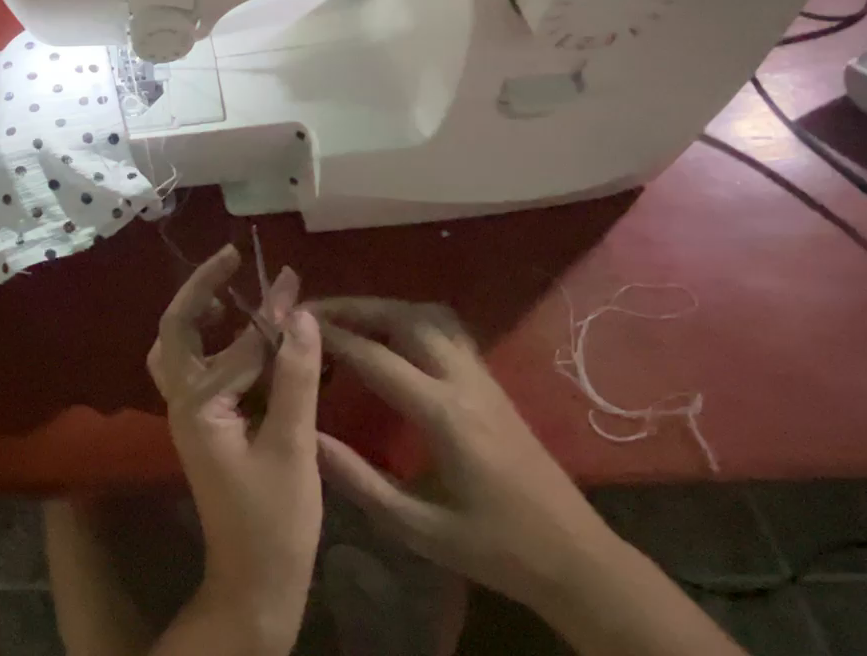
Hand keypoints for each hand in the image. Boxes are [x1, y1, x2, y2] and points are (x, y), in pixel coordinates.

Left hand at [147, 245, 325, 655]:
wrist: (255, 582)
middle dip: (199, 292)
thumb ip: (294, 378)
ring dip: (202, 316)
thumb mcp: (292, 446)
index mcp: (197, 406)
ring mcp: (190, 415)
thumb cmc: (275, 521)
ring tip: (236, 290)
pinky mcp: (205, 426)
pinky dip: (218, 345)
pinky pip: (200, 370)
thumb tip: (299, 314)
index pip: (226, 341)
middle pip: (175, 332)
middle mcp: (182, 403)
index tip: (290, 277)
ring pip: (181, 350)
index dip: (263, 309)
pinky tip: (251, 339)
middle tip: (229, 260)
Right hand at [310, 299, 624, 611]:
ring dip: (385, 308)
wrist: (576, 558)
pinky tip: (389, 338)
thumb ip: (359, 481)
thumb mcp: (418, 527)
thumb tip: (307, 436)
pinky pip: (448, 331)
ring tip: (347, 320)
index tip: (290, 325)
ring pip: (431, 317)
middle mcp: (466, 384)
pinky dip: (410, 320)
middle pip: (407, 319)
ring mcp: (484, 379)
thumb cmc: (495, 548)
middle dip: (355, 308)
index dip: (331, 337)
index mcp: (446, 417)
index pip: (377, 358)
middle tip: (313, 313)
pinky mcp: (492, 384)